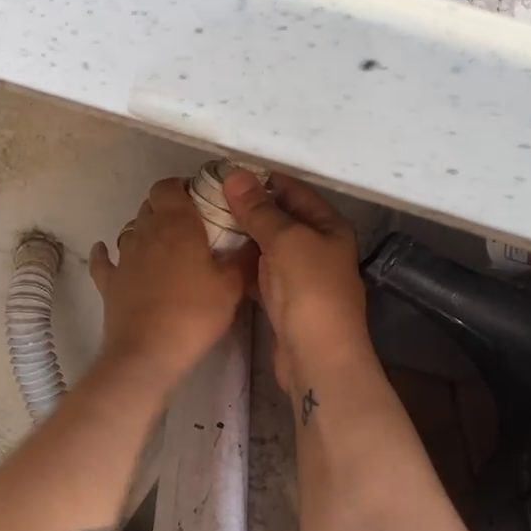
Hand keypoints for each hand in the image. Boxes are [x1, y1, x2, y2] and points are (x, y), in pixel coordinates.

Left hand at [90, 178, 255, 386]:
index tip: (199, 199)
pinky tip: (105, 251)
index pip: (168, 187)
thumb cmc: (194, 314)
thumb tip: (254, 240)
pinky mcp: (107, 283)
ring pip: (129, 231)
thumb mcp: (232, 286)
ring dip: (142, 231)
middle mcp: (144, 234)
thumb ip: (243, 257)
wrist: (148, 353)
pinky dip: (104, 253)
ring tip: (161, 244)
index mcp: (175, 225)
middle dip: (166, 209)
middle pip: (149, 207)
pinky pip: (102, 261)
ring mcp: (122, 259)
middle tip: (188, 226)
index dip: (181, 187)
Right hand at [223, 169, 369, 394]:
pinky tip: (214, 261)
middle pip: (279, 219)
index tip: (223, 176)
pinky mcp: (281, 300)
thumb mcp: (286, 241)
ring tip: (203, 226)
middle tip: (205, 201)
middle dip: (246, 209)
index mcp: (327, 227)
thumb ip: (260, 210)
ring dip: (240, 237)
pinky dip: (239, 265)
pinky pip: (257, 273)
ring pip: (265, 247)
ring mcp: (298, 276)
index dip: (262, 180)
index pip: (293, 191)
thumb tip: (235, 175)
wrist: (316, 354)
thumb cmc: (310, 292)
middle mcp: (315, 247)